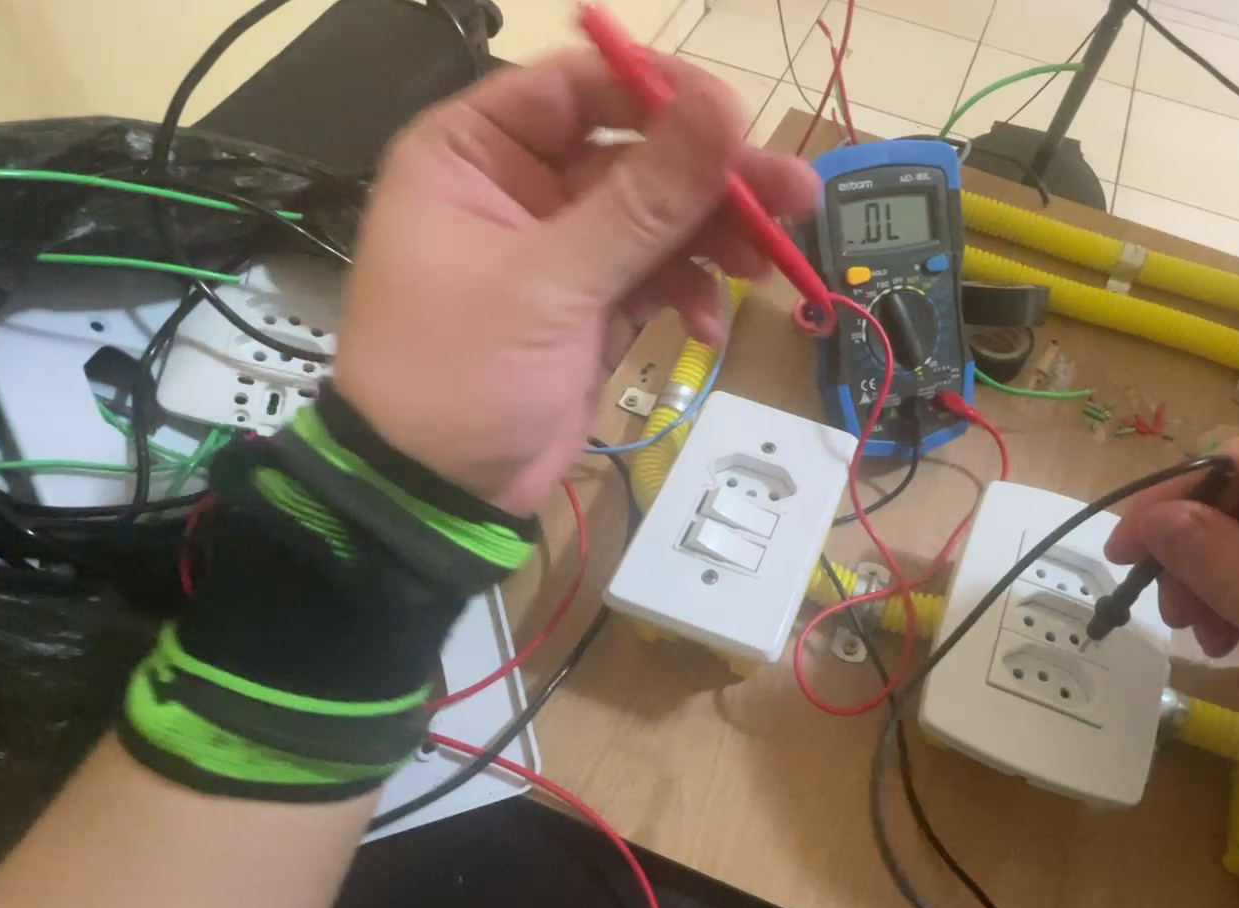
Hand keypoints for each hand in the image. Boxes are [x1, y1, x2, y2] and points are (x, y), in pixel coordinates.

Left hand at [331, 51, 817, 514]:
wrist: (443, 487)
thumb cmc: (462, 371)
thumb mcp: (551, 282)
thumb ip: (642, 202)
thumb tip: (725, 111)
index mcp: (478, 152)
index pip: (580, 88)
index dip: (662, 96)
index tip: (737, 121)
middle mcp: (523, 188)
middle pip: (636, 158)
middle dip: (712, 181)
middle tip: (794, 195)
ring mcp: (565, 252)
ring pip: (657, 222)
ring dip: (714, 242)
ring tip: (764, 266)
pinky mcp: (594, 306)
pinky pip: (657, 280)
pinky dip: (688, 297)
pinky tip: (707, 326)